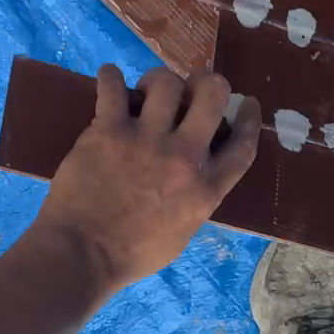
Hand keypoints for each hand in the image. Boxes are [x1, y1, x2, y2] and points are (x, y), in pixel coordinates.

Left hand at [30, 65, 261, 292]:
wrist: (83, 255)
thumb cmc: (131, 256)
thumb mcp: (180, 235)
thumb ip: (194, 201)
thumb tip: (195, 178)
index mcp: (205, 189)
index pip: (243, 145)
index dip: (249, 118)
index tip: (246, 103)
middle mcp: (183, 157)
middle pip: (212, 95)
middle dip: (207, 83)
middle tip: (191, 90)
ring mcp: (146, 139)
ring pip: (166, 82)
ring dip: (157, 81)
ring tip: (144, 93)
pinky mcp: (108, 129)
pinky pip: (113, 85)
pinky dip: (110, 77)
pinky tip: (109, 80)